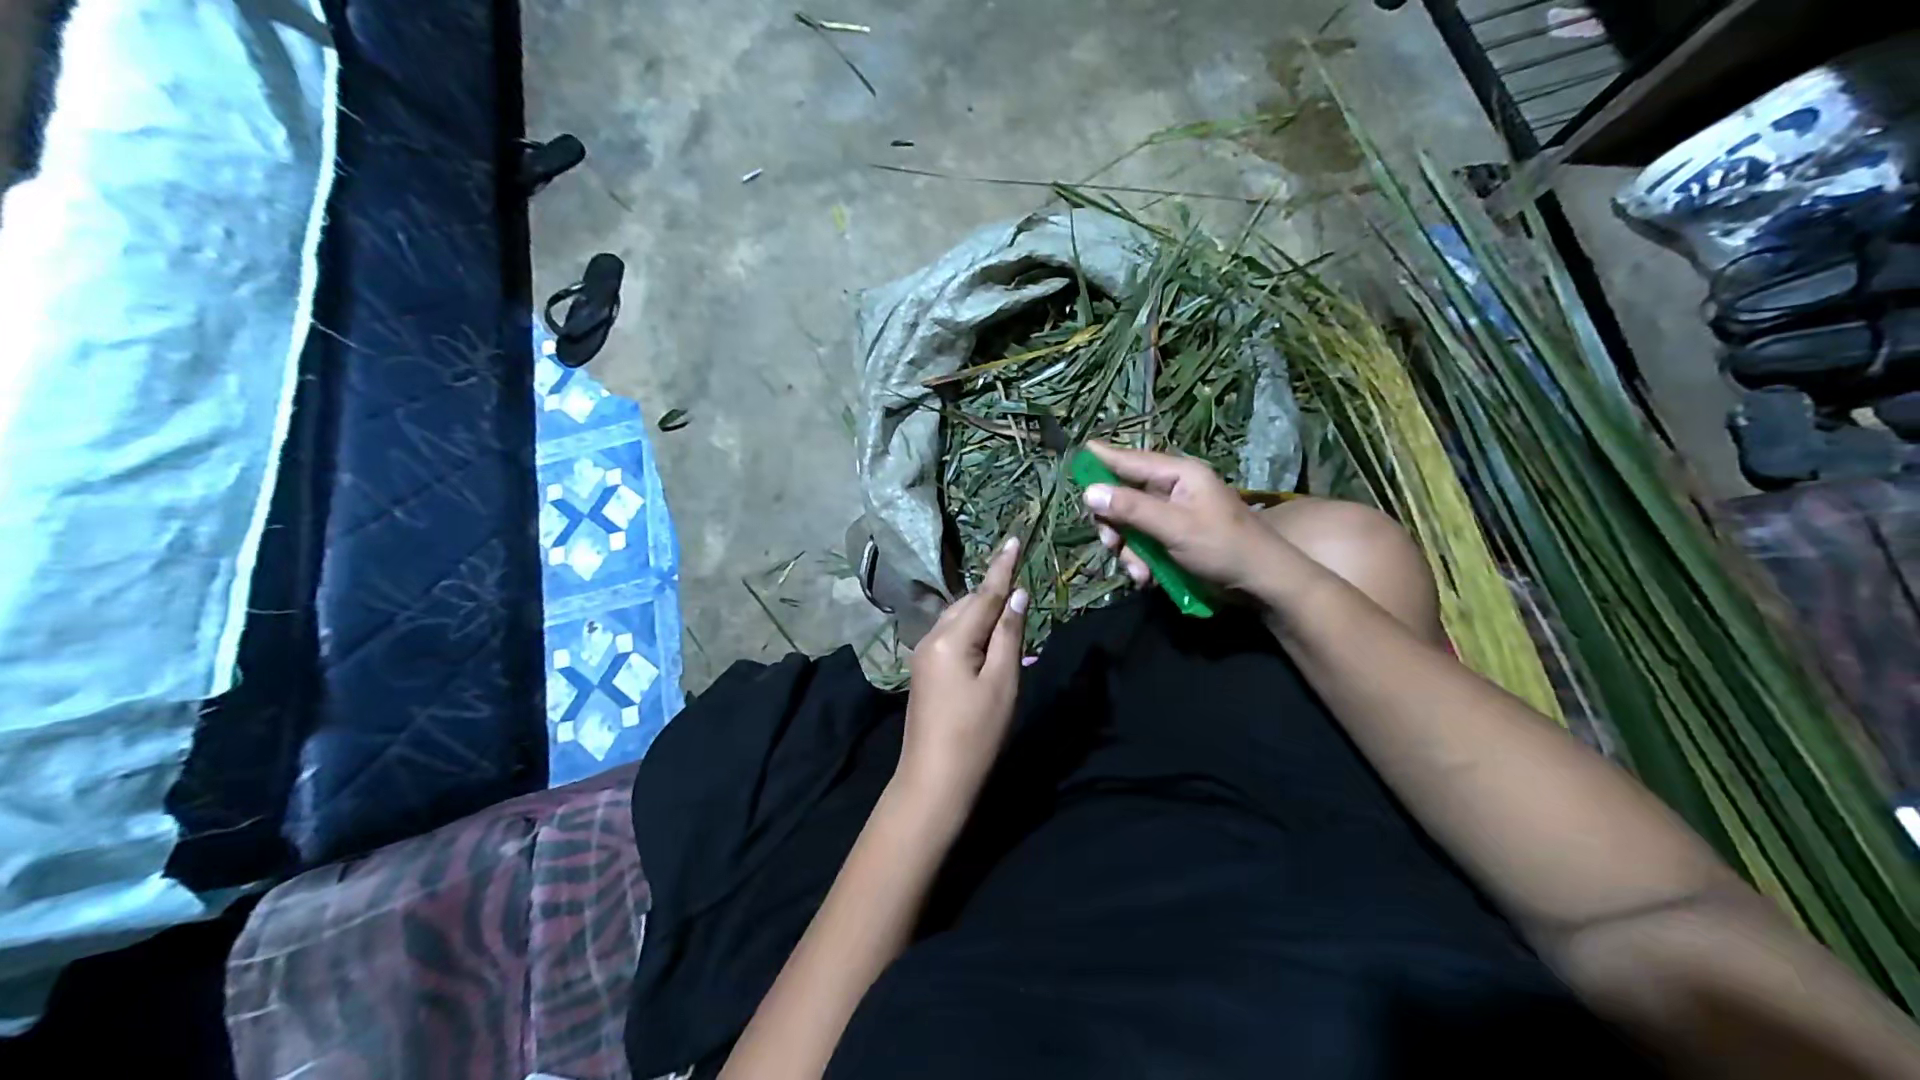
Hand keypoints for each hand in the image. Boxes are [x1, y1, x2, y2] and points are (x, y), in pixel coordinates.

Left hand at [898, 536, 1028, 806]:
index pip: (984, 593)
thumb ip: (1009, 635)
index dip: (1002, 567)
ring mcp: (924, 656)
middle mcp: (931, 639)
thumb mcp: (1003, 682)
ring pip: (959, 621)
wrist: (934, 779)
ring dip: (985, 614)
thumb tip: (1016, 595)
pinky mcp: (925, 672)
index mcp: (950, 638)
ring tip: (1012, 616)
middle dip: (994, 594)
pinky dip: (975, 634)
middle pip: (968, 604)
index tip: (1013, 539)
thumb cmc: (976, 733)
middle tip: (1022, 586)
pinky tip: (993, 645)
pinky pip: (953, 639)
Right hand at [1081, 440, 1290, 595]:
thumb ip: (1132, 509)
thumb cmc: (1223, 547)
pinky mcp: (1173, 539)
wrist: (1260, 584)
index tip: (1078, 453)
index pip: (1132, 460)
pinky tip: (1147, 579)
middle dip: (1114, 525)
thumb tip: (1089, 492)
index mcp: (1180, 475)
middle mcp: (1173, 490)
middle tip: (1111, 545)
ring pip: (1129, 526)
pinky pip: (1142, 544)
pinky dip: (1140, 562)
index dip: (1103, 458)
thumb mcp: (1174, 527)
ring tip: (1138, 573)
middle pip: (1123, 497)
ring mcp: (1173, 515)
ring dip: (1128, 551)